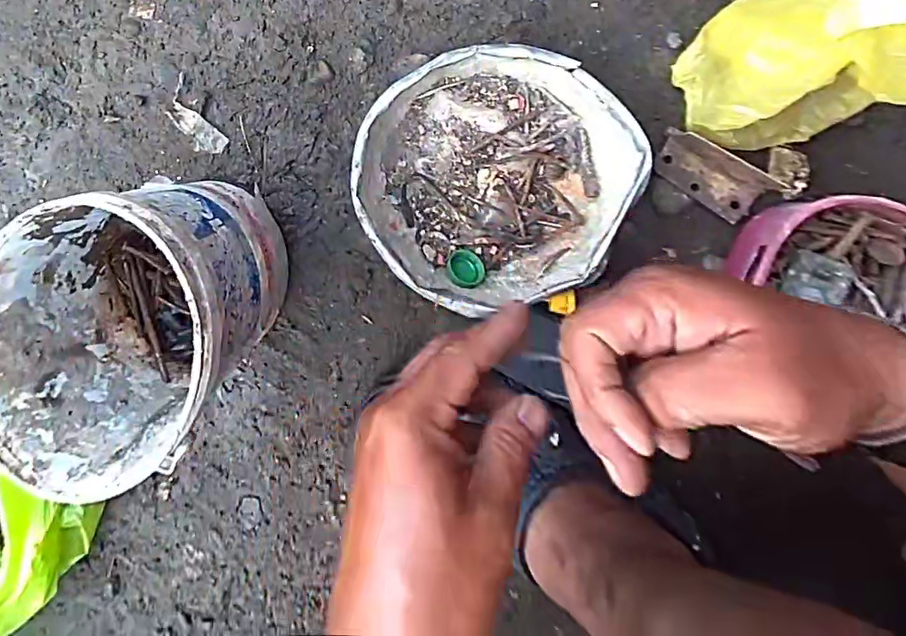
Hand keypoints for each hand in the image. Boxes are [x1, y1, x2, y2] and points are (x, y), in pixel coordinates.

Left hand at [327, 303, 550, 635]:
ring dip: (471, 392)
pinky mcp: (380, 463)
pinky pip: (420, 418)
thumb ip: (510, 445)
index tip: (517, 315)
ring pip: (431, 391)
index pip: (457, 357)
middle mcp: (383, 421)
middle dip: (481, 356)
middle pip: (438, 365)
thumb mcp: (488, 509)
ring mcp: (377, 441)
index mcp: (406, 420)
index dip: (494, 333)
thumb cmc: (427, 589)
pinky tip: (484, 438)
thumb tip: (528, 408)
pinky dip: (454, 418)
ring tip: (513, 411)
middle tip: (518, 349)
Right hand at [559, 265, 905, 495]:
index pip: (586, 334)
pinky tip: (667, 443)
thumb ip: (675, 393)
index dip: (597, 389)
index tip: (638, 441)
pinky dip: (635, 416)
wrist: (869, 373)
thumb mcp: (753, 388)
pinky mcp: (667, 344)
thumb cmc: (821, 373)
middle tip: (626, 471)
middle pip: (586, 352)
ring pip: (600, 368)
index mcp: (659, 295)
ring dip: (613, 421)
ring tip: (640, 468)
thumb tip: (629, 412)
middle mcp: (646, 299)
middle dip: (599, 413)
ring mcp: (656, 321)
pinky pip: (627, 377)